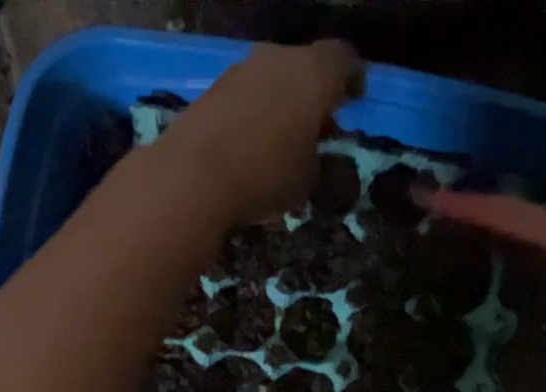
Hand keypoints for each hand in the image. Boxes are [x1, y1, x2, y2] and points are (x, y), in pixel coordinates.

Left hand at [151, 40, 362, 225]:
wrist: (193, 175)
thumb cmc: (266, 174)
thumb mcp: (307, 179)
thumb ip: (316, 158)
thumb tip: (309, 153)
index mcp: (314, 73)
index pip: (343, 59)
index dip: (351, 78)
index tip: (353, 100)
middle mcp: (278, 59)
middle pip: (303, 66)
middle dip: (311, 93)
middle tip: (316, 126)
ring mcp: (241, 70)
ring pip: (271, 79)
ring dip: (279, 103)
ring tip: (280, 141)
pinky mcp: (211, 88)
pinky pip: (244, 96)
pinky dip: (252, 114)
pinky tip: (250, 145)